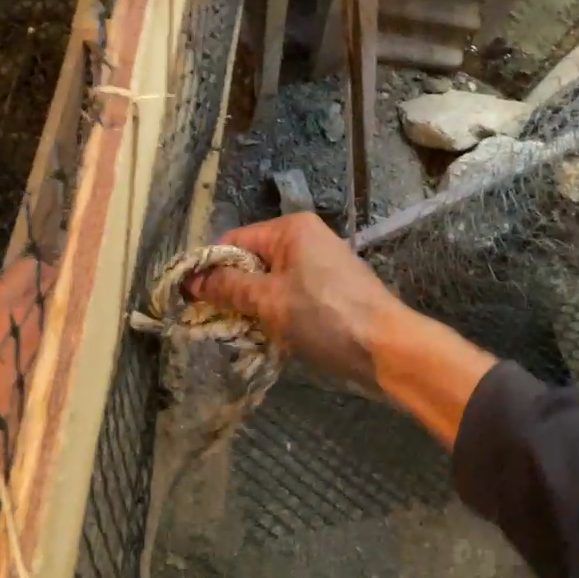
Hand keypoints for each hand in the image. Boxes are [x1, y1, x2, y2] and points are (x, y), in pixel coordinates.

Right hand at [186, 213, 403, 393]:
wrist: (387, 348)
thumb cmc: (325, 315)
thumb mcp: (269, 301)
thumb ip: (228, 287)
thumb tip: (191, 280)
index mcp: (291, 229)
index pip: (235, 240)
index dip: (211, 268)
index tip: (191, 299)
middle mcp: (306, 239)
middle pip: (252, 261)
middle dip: (232, 290)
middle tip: (214, 321)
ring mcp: (321, 266)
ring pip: (270, 282)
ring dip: (254, 307)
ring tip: (240, 332)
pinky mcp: (331, 292)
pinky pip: (290, 296)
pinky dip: (277, 314)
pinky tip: (269, 337)